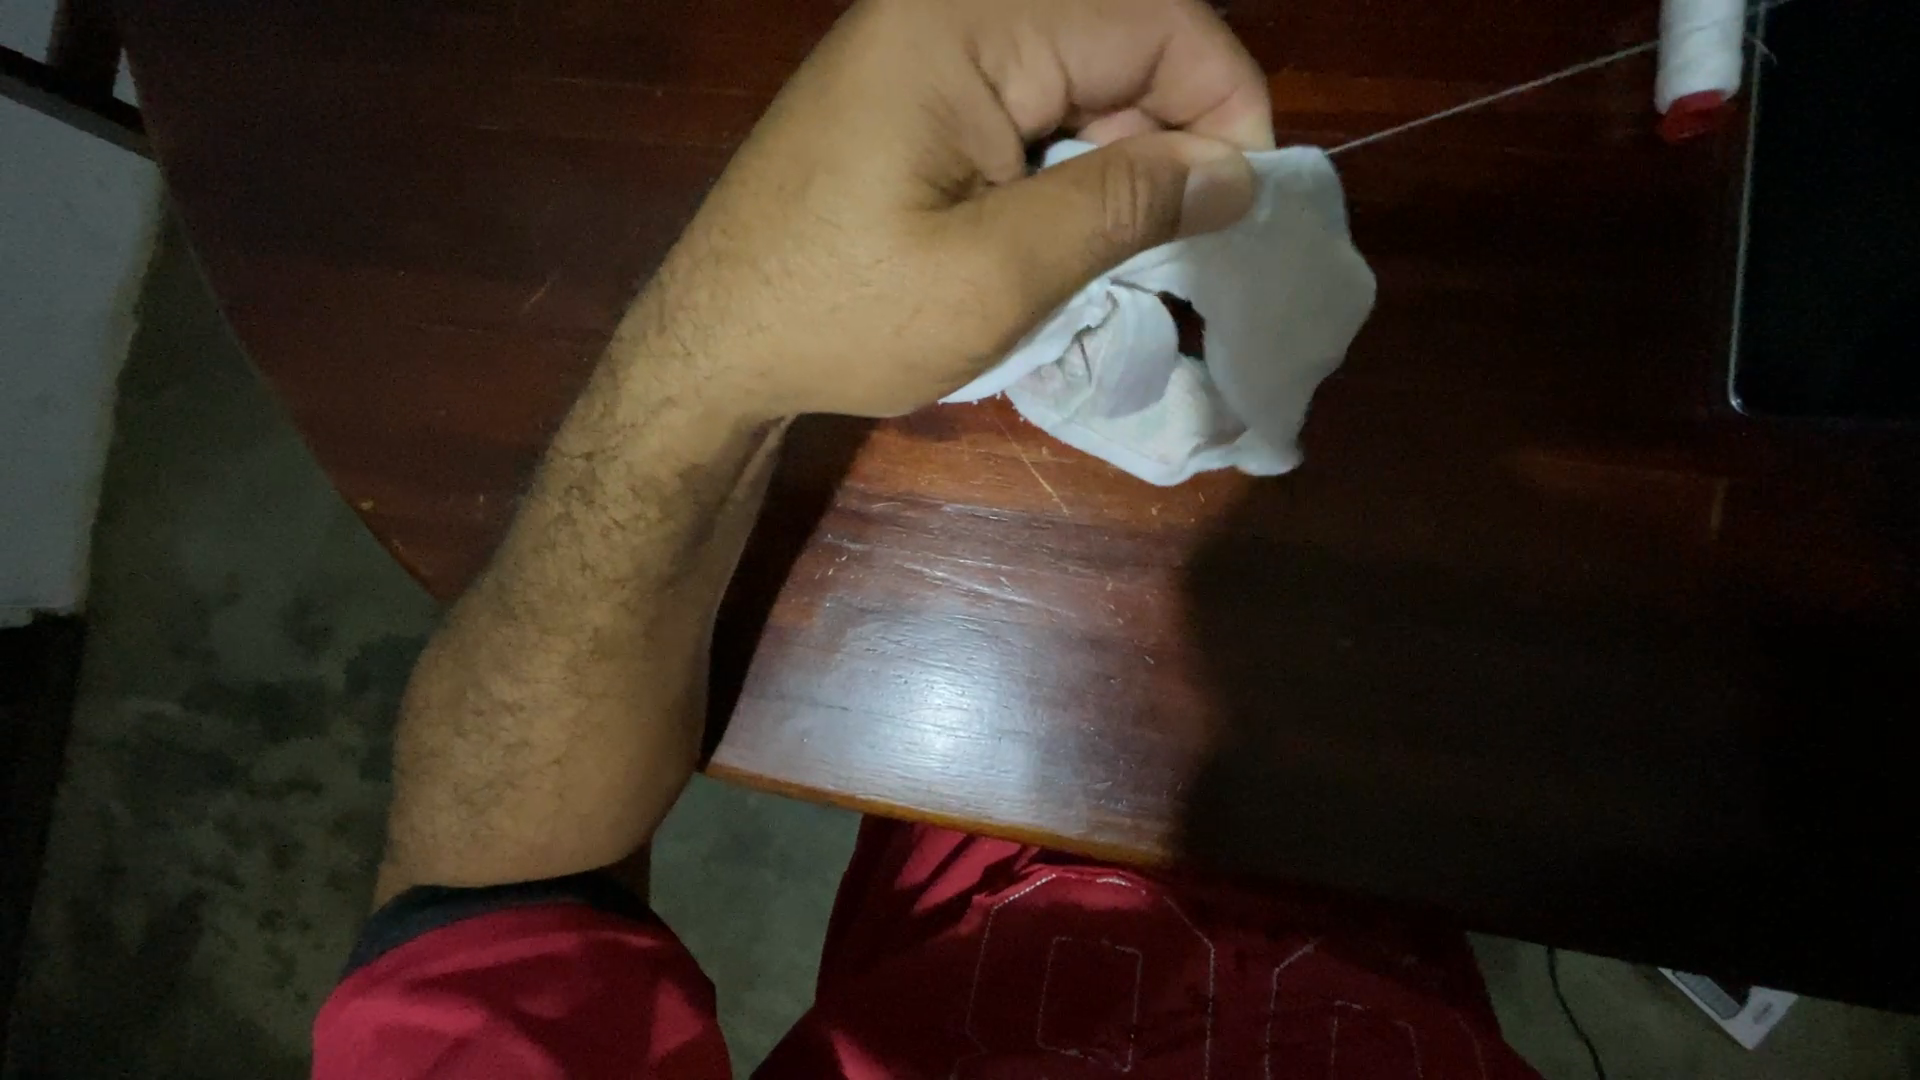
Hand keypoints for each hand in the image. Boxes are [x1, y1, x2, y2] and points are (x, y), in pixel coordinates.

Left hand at [625, 0, 1273, 418]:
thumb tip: (1234, 172)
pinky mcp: (909, 106)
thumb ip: (1120, 208)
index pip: (1154, 16)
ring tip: (1116, 257)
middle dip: (1166, 140)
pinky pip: (1019, 119)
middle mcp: (945, 10)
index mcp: (967, 21)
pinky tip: (1057, 240)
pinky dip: (1058, 177)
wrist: (718, 345)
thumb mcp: (996, 274)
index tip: (1240, 202)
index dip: (1224, 102)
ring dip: (1112, 167)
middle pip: (1113, 44)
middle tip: (1177, 246)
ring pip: (1070, 88)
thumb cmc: (845, 317)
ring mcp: (921, 56)